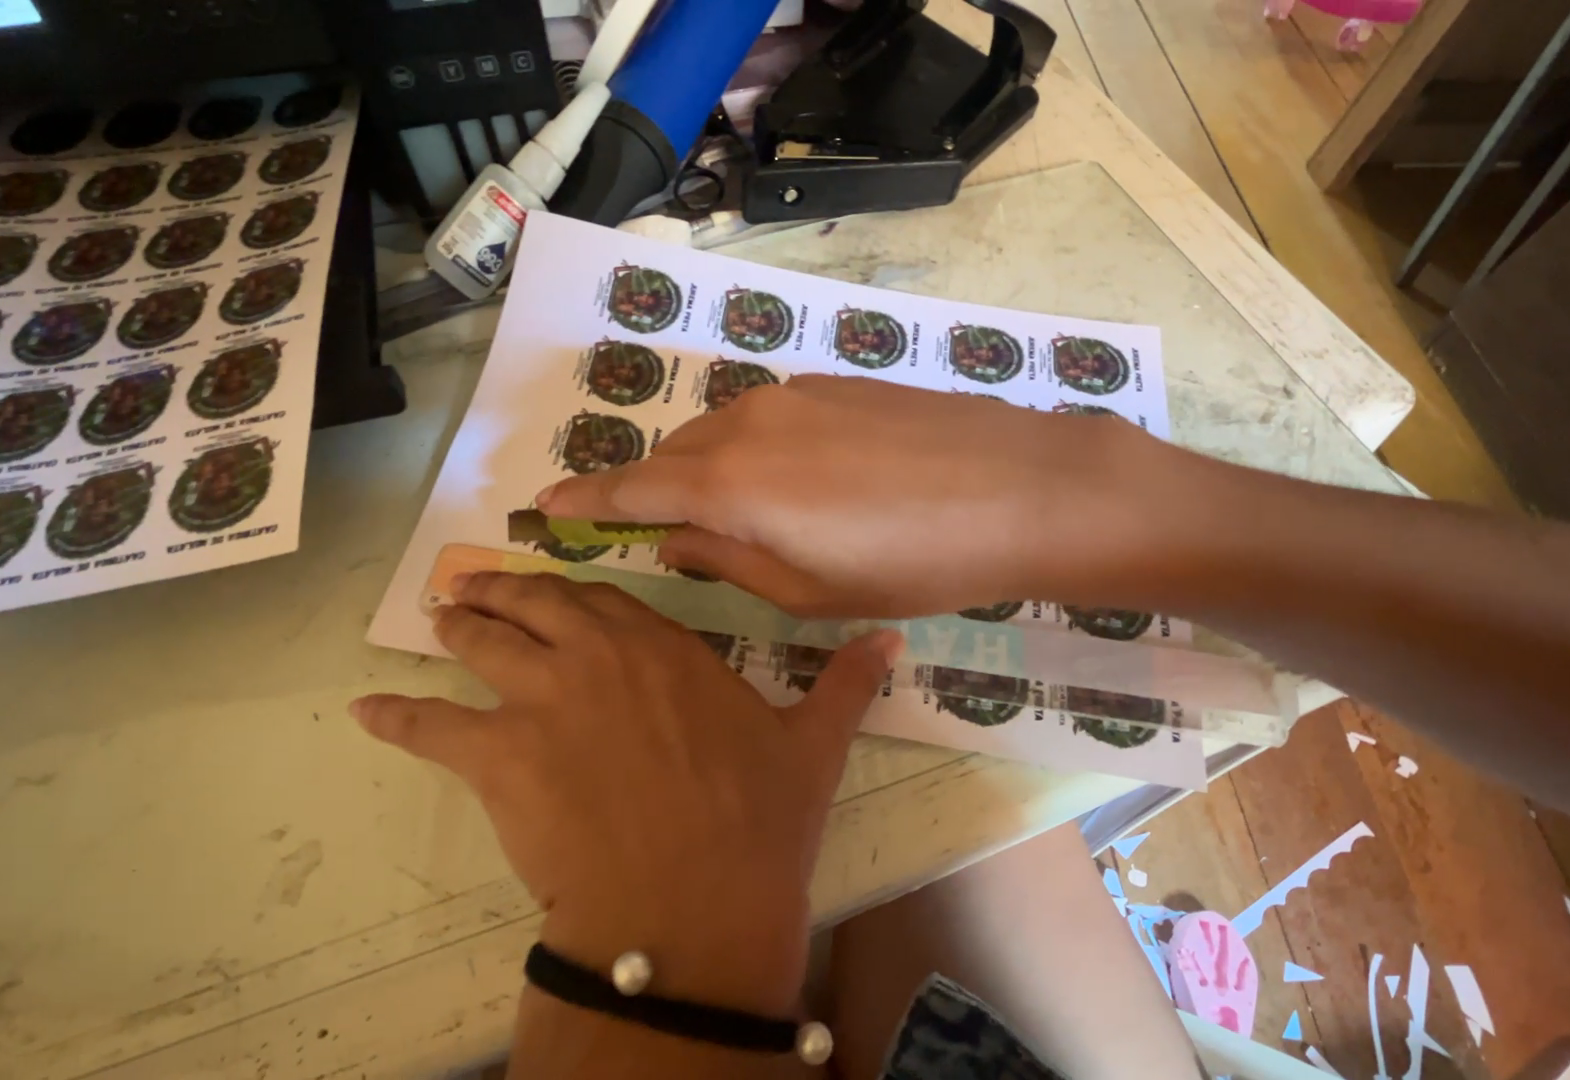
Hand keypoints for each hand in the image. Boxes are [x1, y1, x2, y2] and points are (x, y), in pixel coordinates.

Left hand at [351, 571, 901, 1013]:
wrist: (694, 901)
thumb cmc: (755, 822)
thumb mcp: (812, 746)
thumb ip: (847, 683)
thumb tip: (894, 638)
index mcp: (664, 648)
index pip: (608, 602)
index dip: (576, 595)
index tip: (556, 589)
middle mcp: (597, 656)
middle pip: (535, 608)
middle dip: (503, 594)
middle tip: (475, 588)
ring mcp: (541, 701)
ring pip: (481, 645)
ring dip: (456, 628)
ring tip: (436, 617)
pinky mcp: (497, 757)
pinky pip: (430, 728)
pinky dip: (395, 718)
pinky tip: (363, 711)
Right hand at [539, 375, 1198, 616]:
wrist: (1023, 488)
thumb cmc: (913, 563)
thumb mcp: (809, 589)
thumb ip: (726, 558)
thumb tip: (672, 538)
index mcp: (730, 484)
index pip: (632, 491)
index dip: (586, 502)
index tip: (546, 507)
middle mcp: (746, 423)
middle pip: (674, 456)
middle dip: (654, 492)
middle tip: (654, 529)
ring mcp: (792, 393)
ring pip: (720, 432)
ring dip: (708, 469)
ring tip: (735, 511)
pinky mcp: (834, 381)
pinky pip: (765, 416)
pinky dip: (753, 447)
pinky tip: (796, 478)